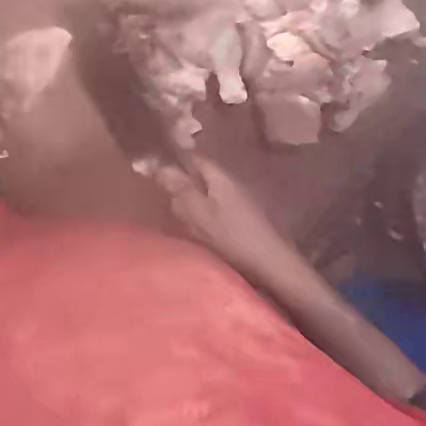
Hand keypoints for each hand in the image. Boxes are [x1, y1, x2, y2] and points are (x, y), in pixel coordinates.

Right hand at [154, 156, 297, 281]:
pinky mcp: (241, 223)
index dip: (173, 158)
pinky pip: (213, 213)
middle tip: (158, 194)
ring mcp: (238, 204)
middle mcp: (230, 185)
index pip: (193, 157)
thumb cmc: (232, 237)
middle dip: (180, 182)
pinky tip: (194, 232)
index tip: (152, 165)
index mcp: (219, 177)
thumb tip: (157, 165)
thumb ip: (178, 188)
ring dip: (190, 203)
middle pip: (198, 176)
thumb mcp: (198, 212)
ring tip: (173, 216)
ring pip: (205, 196)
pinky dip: (201, 218)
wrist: (273, 268)